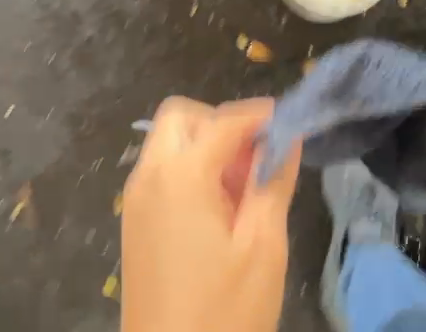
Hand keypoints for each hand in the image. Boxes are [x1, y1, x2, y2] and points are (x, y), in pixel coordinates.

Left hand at [121, 97, 300, 331]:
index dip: (259, 115)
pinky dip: (189, 169)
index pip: (223, 120)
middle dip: (221, 122)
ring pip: (169, 142)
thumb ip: (273, 182)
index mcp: (180, 174)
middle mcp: (149, 175)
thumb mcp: (263, 247)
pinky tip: (219, 208)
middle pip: (182, 117)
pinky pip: (161, 171)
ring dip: (205, 145)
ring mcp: (136, 198)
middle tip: (258, 156)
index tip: (290, 121)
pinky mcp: (134, 222)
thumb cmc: (223, 311)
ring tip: (244, 187)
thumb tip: (286, 138)